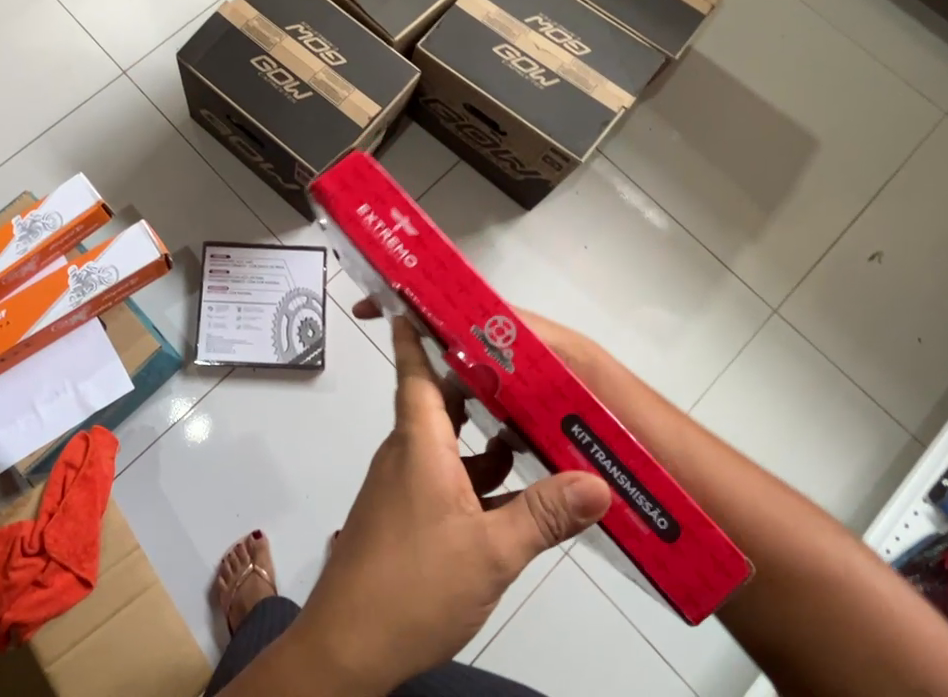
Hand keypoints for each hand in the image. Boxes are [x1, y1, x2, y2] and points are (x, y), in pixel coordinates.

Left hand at [290, 301, 613, 693]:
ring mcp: (402, 489)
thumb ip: (544, 515)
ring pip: (446, 446)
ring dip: (484, 439)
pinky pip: (444, 480)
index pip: (415, 372)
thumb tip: (599, 483)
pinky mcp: (404, 519)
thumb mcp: (491, 552)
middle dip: (477, 387)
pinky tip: (515, 496)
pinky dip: (477, 479)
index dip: (419, 335)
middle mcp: (406, 455)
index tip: (426, 301)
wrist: (348, 646)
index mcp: (418, 445)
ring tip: (534, 430)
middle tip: (523, 370)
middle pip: (439, 405)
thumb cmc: (414, 585)